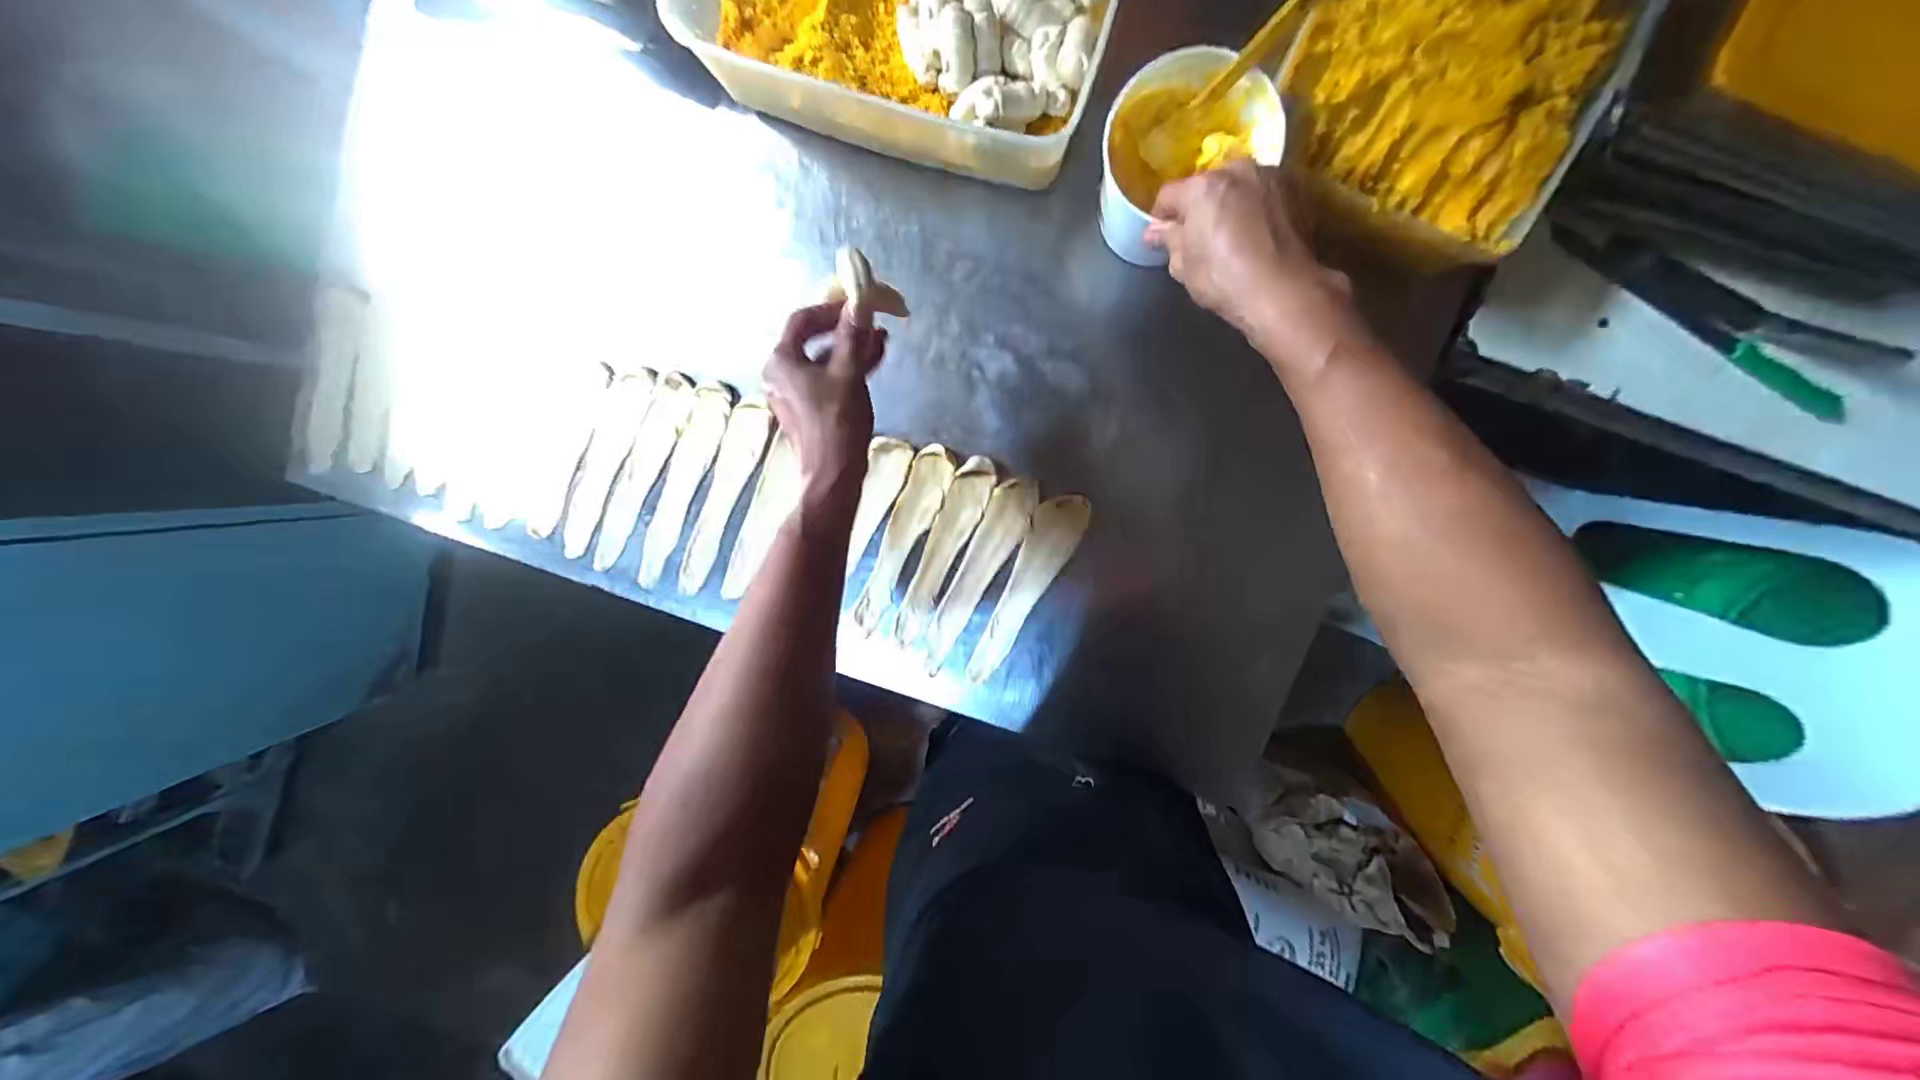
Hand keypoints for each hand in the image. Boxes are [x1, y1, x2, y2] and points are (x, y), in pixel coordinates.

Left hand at [763, 300, 886, 505]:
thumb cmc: (837, 422)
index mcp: (781, 361)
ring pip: (823, 360)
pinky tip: (874, 359)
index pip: (802, 320)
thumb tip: (860, 303)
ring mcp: (794, 394)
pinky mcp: (808, 409)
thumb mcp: (849, 373)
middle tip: (871, 319)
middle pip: (812, 339)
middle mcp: (780, 374)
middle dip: (845, 329)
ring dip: (851, 348)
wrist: (834, 475)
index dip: (830, 307)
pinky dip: (848, 368)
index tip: (856, 303)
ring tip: (880, 339)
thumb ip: (853, 335)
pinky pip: (827, 379)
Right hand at [1146, 162, 1366, 375]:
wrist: (1282, 290)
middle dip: (1200, 208)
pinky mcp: (1297, 189)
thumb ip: (1169, 240)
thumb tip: (1156, 231)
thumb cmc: (1224, 279)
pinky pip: (1265, 194)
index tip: (1161, 238)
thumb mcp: (1183, 266)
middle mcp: (1237, 170)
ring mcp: (1271, 176)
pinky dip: (1257, 208)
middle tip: (1199, 238)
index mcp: (1202, 188)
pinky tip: (1257, 234)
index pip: (1169, 196)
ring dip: (1231, 204)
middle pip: (1207, 186)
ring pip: (1239, 187)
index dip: (1161, 218)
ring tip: (1232, 236)